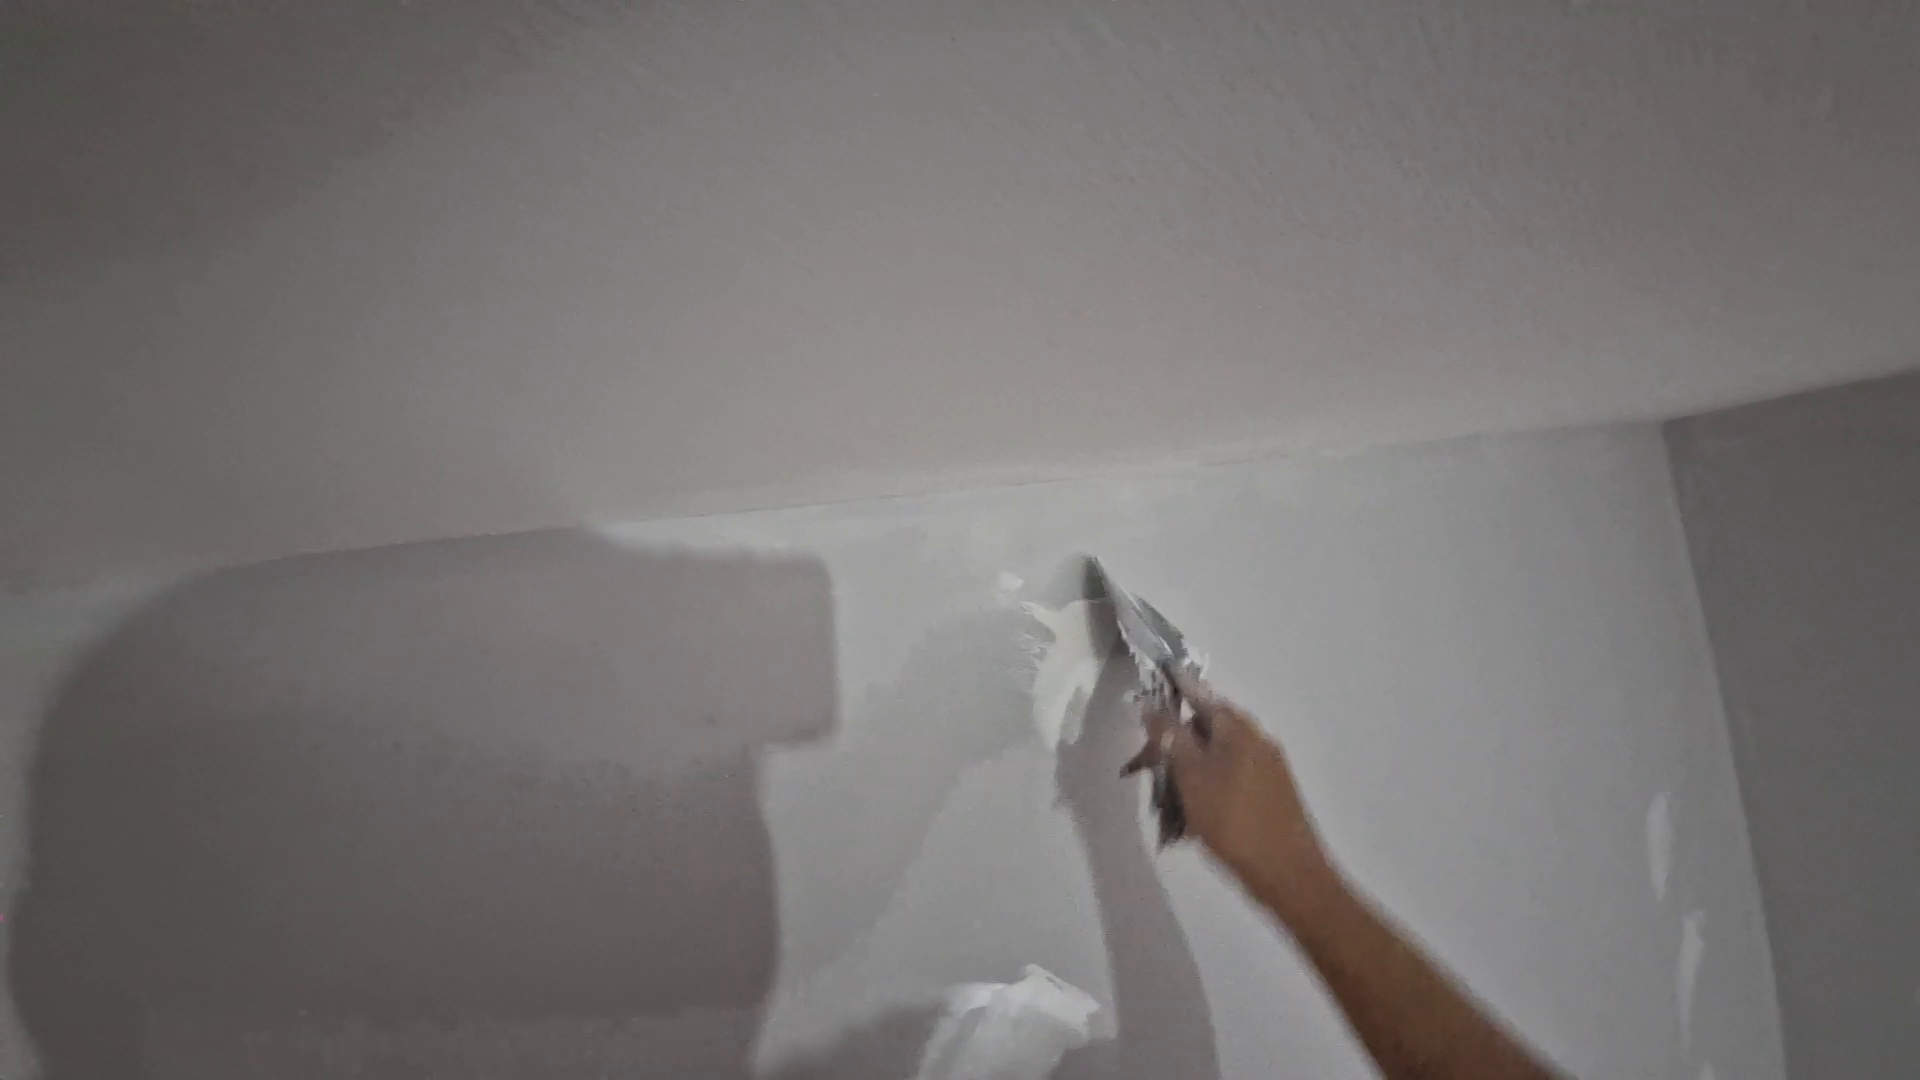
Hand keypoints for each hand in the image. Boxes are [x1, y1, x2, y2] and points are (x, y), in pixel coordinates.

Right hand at [1122, 674, 1328, 898]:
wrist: (1290, 876)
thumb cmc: (1233, 820)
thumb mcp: (1191, 774)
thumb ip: (1170, 736)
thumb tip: (1152, 704)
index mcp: (1238, 729)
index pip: (1199, 694)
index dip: (1174, 688)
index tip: (1152, 686)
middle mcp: (1256, 740)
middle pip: (1207, 727)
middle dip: (1175, 741)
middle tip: (1148, 763)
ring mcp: (1268, 768)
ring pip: (1217, 756)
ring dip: (1190, 768)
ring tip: (1168, 797)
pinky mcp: (1273, 795)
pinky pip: (1231, 779)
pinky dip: (1208, 787)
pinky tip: (1194, 815)